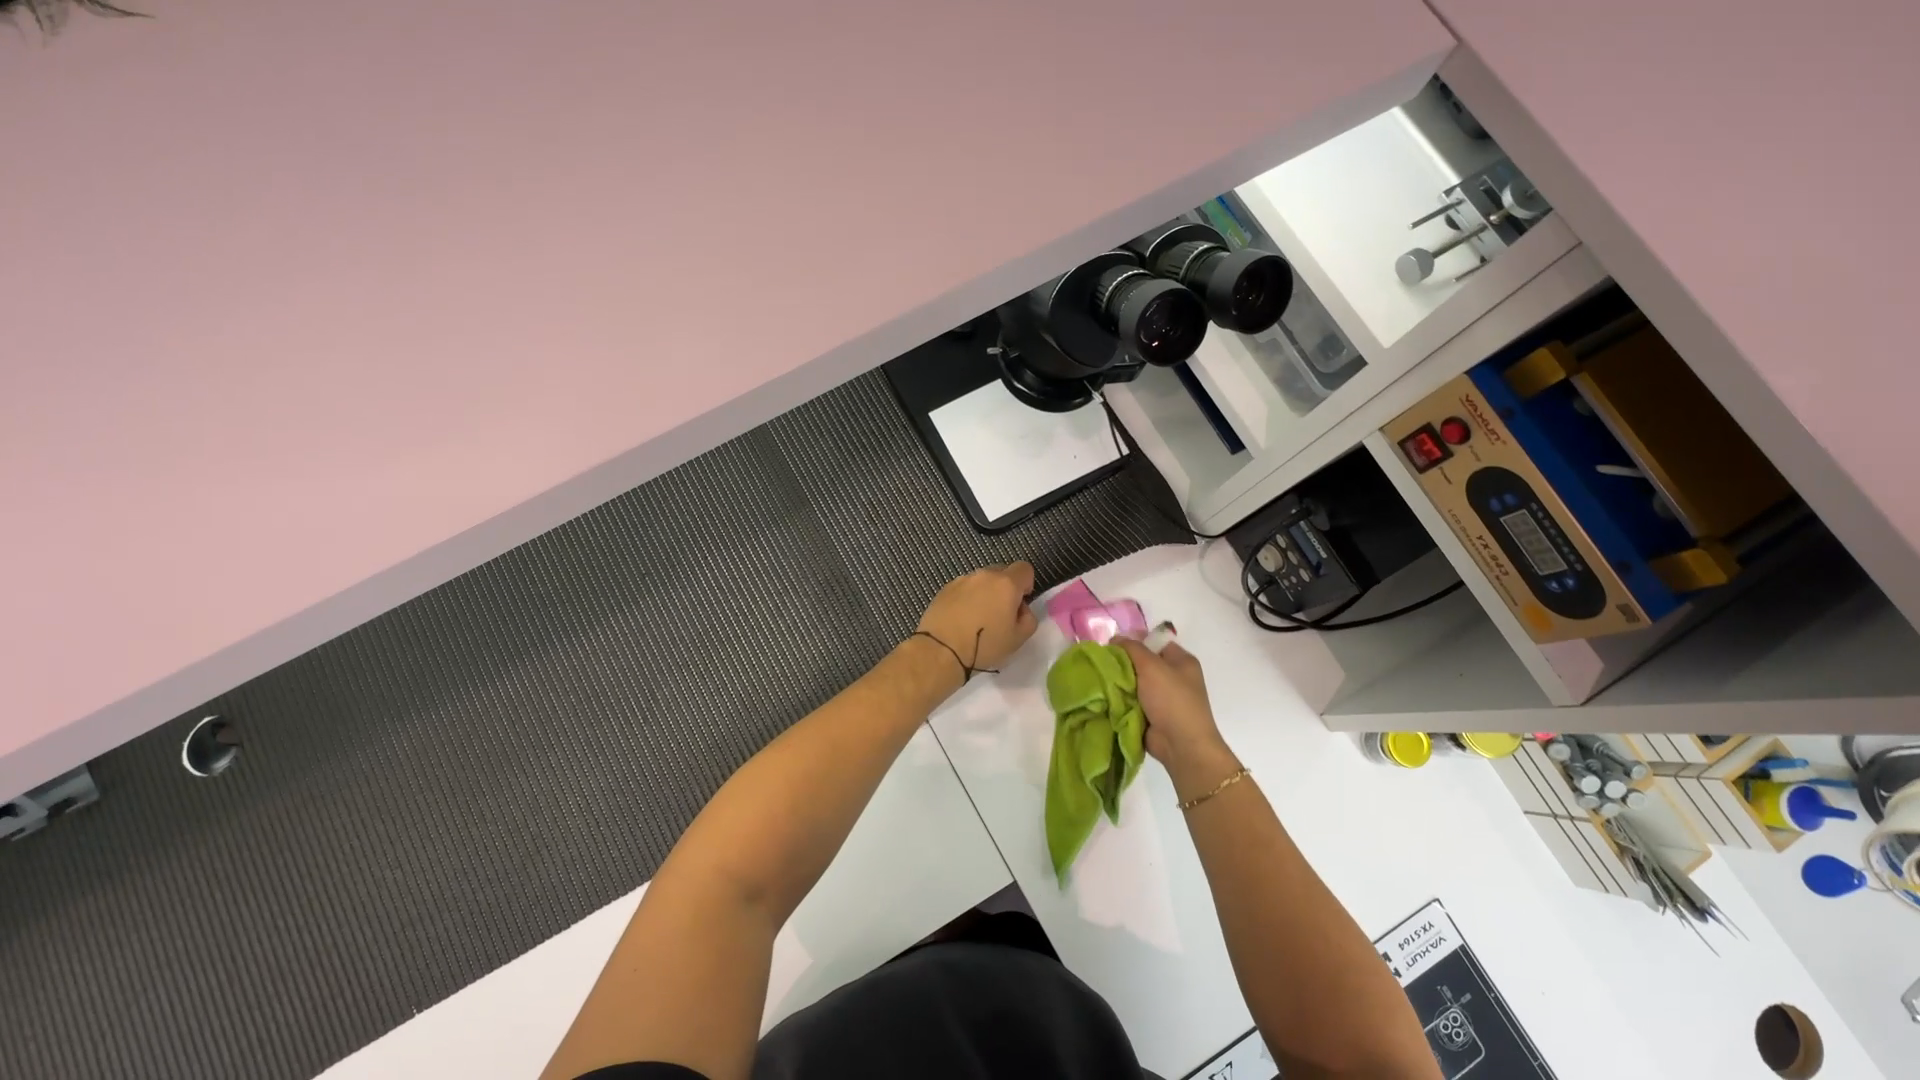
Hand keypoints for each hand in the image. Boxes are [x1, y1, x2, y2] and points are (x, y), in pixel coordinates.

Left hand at [915, 562, 1039, 676]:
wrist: (941, 650)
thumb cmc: (984, 645)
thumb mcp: (1018, 639)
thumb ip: (1028, 618)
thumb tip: (1021, 609)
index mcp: (1006, 584)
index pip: (1025, 569)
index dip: (1026, 584)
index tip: (1019, 603)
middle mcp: (984, 575)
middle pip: (1001, 573)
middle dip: (1005, 589)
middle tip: (999, 614)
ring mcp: (962, 580)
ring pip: (981, 581)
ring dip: (984, 593)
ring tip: (977, 619)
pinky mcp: (944, 589)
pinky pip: (963, 589)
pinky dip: (966, 599)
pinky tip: (960, 619)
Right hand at [1115, 638, 1235, 791]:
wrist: (1181, 744)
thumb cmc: (1172, 700)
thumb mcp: (1152, 667)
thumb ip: (1132, 649)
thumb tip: (1116, 638)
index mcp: (1182, 661)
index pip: (1155, 642)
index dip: (1134, 641)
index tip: (1111, 646)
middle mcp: (1174, 677)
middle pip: (1142, 663)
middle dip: (1123, 664)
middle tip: (1101, 665)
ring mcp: (1163, 698)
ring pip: (1135, 683)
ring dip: (1119, 684)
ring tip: (1099, 682)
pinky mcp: (1152, 715)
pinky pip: (1132, 701)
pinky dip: (1120, 701)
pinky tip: (1105, 698)